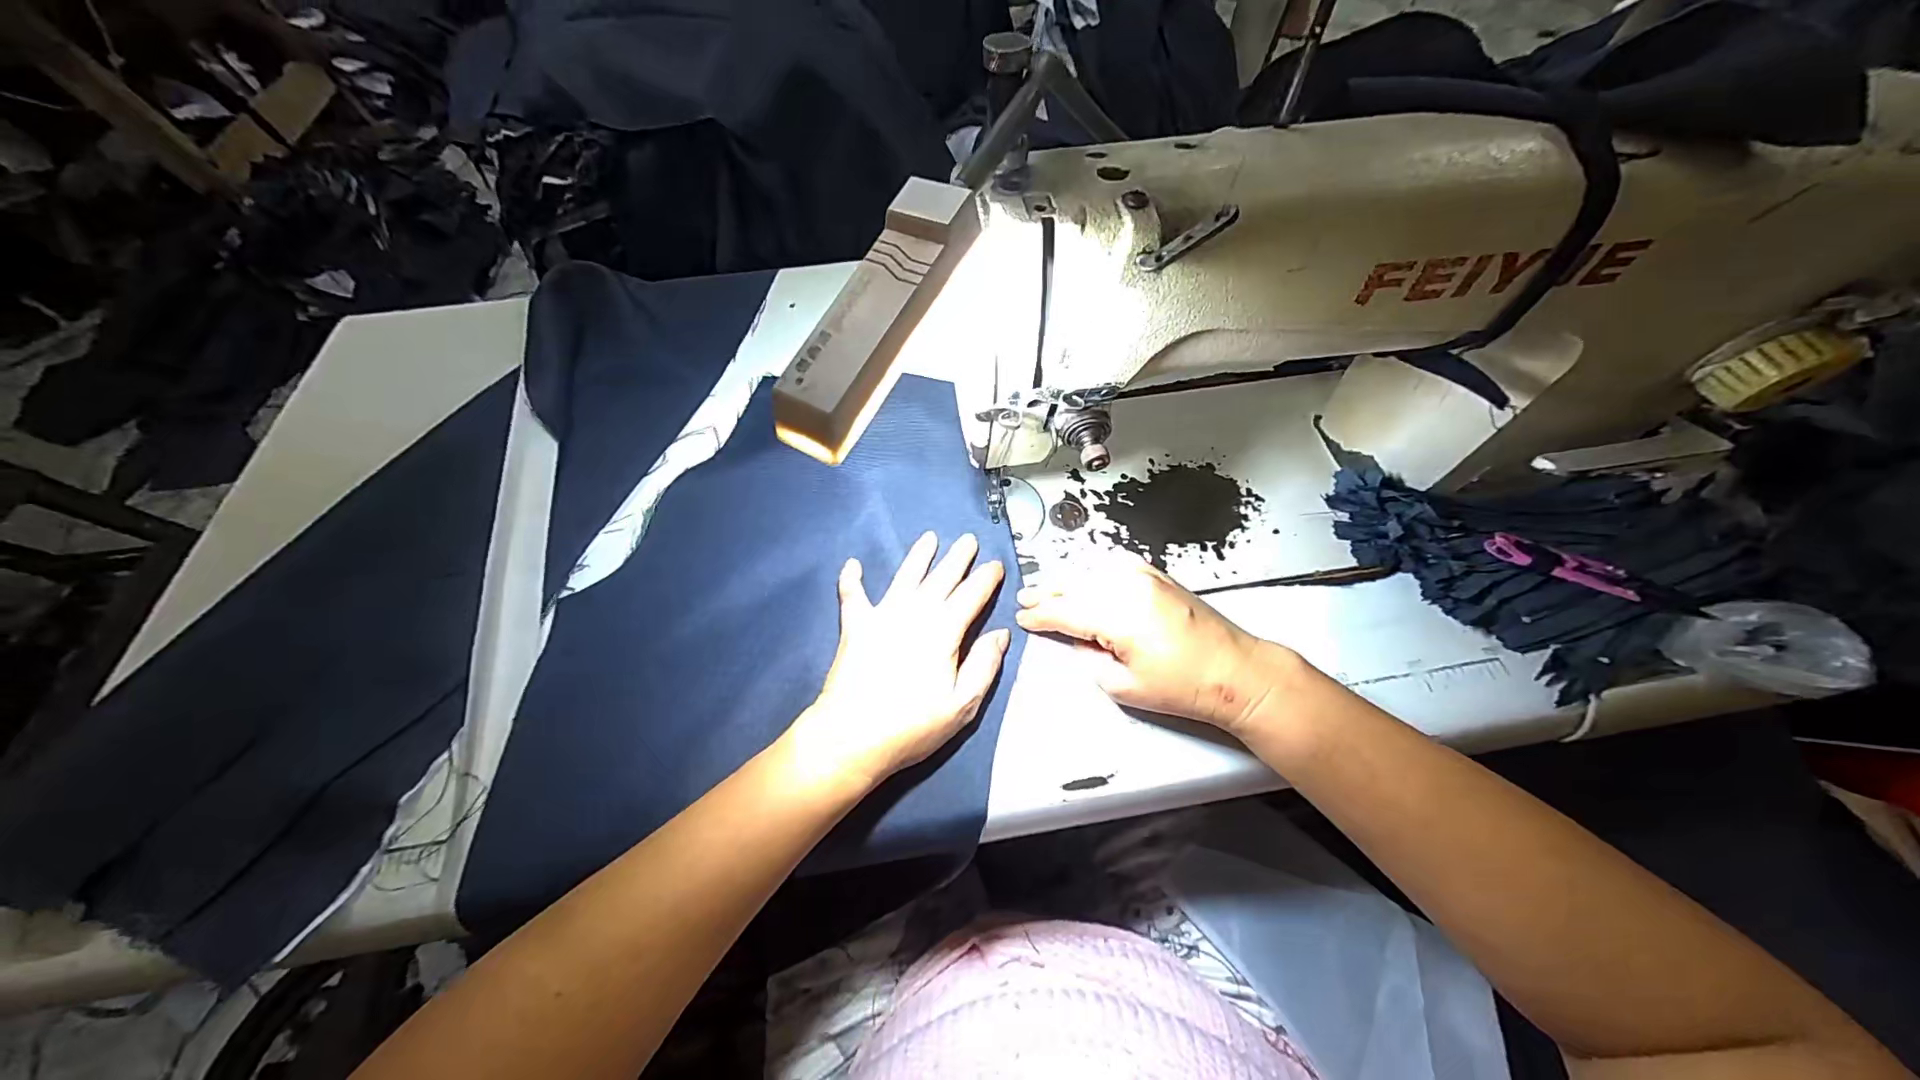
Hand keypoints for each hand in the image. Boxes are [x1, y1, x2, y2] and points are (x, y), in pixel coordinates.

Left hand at [782, 533, 1010, 794]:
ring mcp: (882, 616)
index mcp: (944, 632)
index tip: (996, 564)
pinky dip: (851, 579)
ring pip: (905, 577)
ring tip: (929, 538)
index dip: (986, 578)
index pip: (971, 596)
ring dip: (918, 556)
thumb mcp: (962, 705)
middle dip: (958, 558)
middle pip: (941, 578)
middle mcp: (914, 614)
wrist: (852, 735)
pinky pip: (852, 596)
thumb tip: (1000, 634)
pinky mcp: (855, 627)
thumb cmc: (912, 725)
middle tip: (968, 540)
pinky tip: (852, 564)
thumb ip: (984, 666)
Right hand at [1014, 551, 1291, 735]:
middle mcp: (1129, 586)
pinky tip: (1085, 576)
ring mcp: (1145, 576)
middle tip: (1027, 597)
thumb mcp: (1124, 685)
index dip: (1039, 615)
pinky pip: (1114, 565)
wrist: (1235, 672)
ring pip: (1091, 571)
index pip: (1064, 610)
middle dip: (1048, 592)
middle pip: (1074, 584)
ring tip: (1049, 588)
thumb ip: (1090, 658)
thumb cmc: (1188, 684)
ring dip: (1068, 580)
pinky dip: (1094, 571)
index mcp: (1117, 614)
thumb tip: (1079, 640)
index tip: (1024, 616)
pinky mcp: (1157, 575)